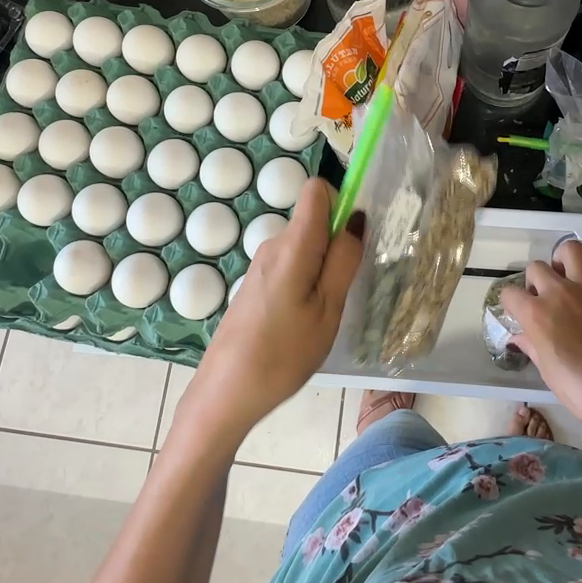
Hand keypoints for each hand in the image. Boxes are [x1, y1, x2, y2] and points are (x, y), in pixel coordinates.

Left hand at [176, 178, 361, 443]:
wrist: (225, 393)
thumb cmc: (282, 354)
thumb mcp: (328, 310)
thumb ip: (344, 260)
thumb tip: (356, 216)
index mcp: (293, 245)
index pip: (317, 189)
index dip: (342, 200)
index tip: (356, 236)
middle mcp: (274, 244)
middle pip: (314, 219)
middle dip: (337, 243)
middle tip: (346, 288)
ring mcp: (262, 264)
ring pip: (305, 245)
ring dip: (323, 267)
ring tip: (327, 311)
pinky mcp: (256, 283)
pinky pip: (292, 264)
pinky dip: (307, 281)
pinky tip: (306, 320)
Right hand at [499, 239, 581, 446]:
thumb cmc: (580, 390)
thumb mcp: (547, 371)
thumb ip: (530, 346)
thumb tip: (518, 337)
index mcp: (536, 315)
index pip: (509, 294)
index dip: (511, 304)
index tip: (518, 313)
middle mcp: (558, 293)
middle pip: (536, 267)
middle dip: (534, 281)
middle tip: (543, 299)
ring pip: (569, 250)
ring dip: (563, 260)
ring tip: (565, 277)